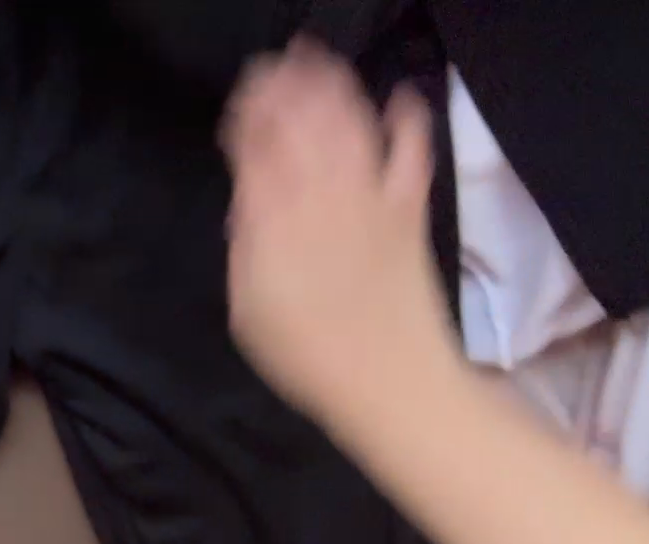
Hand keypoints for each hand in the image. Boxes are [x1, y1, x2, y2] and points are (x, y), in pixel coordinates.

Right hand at [222, 39, 454, 426]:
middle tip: (270, 64)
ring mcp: (372, 201)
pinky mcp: (409, 210)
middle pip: (303, 131)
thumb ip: (247, 247)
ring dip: (332, 91)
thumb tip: (245, 204)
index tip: (238, 98)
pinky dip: (406, 121)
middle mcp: (323, 201)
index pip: (258, 156)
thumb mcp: (247, 307)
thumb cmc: (299, 353)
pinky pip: (410, 154)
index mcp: (274, 227)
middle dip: (285, 93)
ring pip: (350, 130)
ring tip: (314, 63)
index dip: (249, 121)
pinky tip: (398, 95)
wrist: (383, 376)